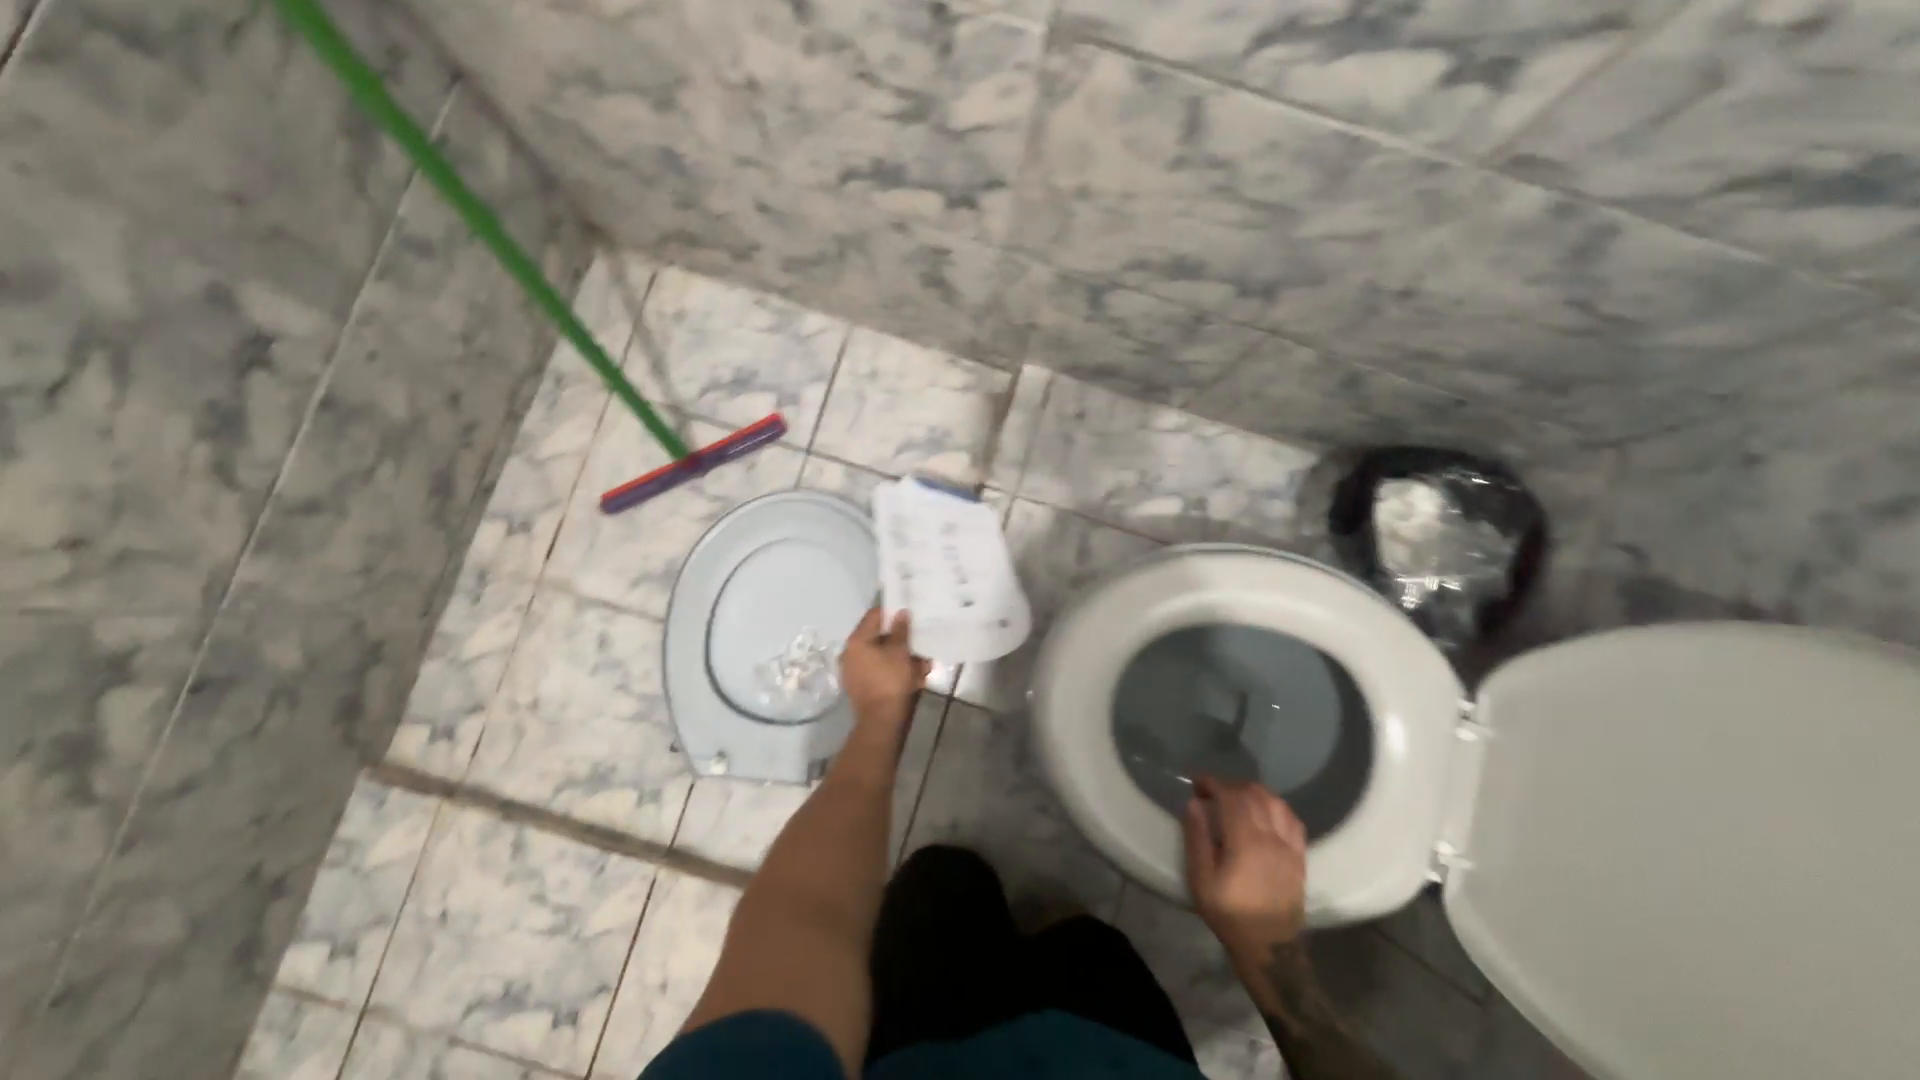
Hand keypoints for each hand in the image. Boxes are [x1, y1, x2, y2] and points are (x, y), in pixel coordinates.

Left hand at [841, 608, 930, 727]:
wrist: (881, 719)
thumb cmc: (890, 679)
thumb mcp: (900, 652)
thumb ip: (900, 630)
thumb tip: (901, 613)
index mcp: (856, 640)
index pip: (874, 615)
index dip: (892, 612)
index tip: (908, 614)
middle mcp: (850, 653)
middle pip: (878, 637)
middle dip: (900, 640)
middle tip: (918, 641)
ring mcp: (854, 670)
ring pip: (882, 656)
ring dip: (901, 657)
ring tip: (922, 663)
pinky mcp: (861, 686)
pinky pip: (880, 671)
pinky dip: (895, 670)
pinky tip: (914, 675)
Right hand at [1183, 776, 1309, 964]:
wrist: (1269, 946)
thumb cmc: (1229, 914)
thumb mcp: (1201, 880)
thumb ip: (1197, 839)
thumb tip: (1194, 804)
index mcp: (1246, 841)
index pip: (1232, 796)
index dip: (1214, 783)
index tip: (1197, 783)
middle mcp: (1272, 837)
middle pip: (1255, 794)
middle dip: (1231, 785)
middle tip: (1212, 792)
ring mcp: (1290, 846)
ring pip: (1276, 803)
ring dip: (1254, 792)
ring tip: (1237, 797)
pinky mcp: (1300, 856)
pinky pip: (1293, 820)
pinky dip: (1276, 807)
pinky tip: (1265, 812)